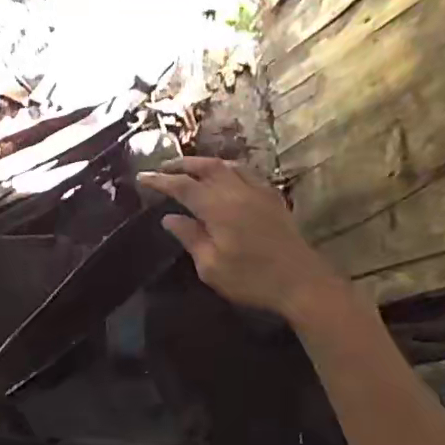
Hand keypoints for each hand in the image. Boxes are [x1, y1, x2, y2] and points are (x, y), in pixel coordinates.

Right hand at [137, 157, 349, 320]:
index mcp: (218, 207)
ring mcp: (258, 192)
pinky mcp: (273, 198)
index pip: (182, 186)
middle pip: (206, 167)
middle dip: (182, 164)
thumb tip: (170, 218)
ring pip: (228, 166)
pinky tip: (227, 177)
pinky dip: (230, 169)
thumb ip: (190, 237)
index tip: (142, 177)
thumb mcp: (211, 267)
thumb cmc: (252, 279)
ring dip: (206, 163)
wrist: (301, 282)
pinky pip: (247, 173)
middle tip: (164, 167)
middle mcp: (237, 191)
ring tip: (191, 168)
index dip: (160, 180)